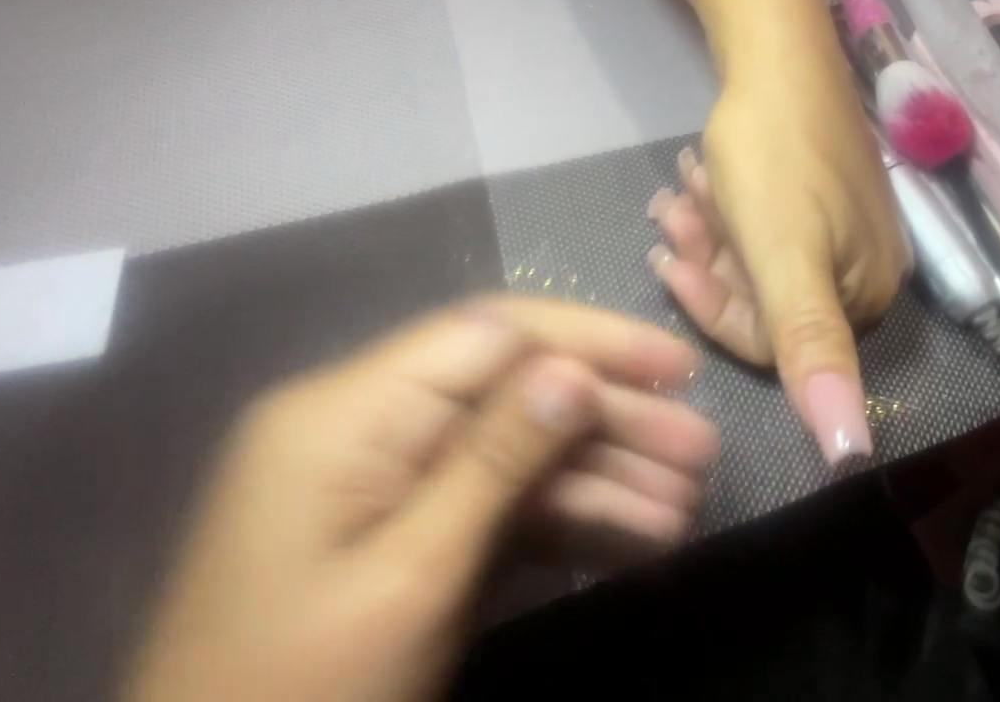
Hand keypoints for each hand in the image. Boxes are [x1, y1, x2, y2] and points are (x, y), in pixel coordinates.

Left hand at [123, 297, 717, 701]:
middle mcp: (372, 425)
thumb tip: (575, 371)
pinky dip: (569, 518)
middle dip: (612, 420)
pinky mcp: (410, 527)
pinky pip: (500, 501)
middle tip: (703, 451)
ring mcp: (391, 478)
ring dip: (605, 475)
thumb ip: (495, 461)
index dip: (591, 339)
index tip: (675, 365)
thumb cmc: (296, 693)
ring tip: (688, 504)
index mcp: (348, 412)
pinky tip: (640, 537)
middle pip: (515, 392)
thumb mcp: (408, 578)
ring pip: (519, 450)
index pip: (492, 333)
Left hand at [648, 57, 905, 465]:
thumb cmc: (777, 155)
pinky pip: (765, 224)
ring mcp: (842, 227)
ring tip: (676, 190)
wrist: (779, 52)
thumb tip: (852, 458)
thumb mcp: (784, 256)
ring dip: (709, 231)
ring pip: (757, 258)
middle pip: (764, 297)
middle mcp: (862, 267)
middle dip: (708, 261)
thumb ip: (811, 349)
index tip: (665, 262)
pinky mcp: (818, 193)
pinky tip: (696, 176)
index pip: (776, 343)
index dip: (714, 309)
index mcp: (863, 292)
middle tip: (667, 213)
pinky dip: (726, 210)